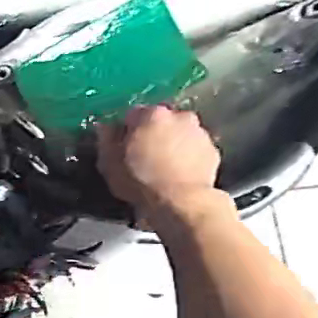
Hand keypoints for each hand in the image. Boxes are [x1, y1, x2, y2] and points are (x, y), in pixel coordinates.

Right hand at [96, 105, 220, 221]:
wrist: (181, 202)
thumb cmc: (141, 182)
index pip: (133, 114)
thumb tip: (104, 128)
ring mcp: (199, 133)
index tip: (122, 146)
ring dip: (170, 144)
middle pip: (160, 121)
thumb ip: (106, 141)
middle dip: (151, 135)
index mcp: (150, 115)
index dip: (125, 131)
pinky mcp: (212, 151)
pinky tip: (176, 175)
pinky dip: (186, 158)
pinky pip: (194, 149)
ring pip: (179, 134)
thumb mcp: (109, 165)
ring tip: (160, 169)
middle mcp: (179, 116)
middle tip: (141, 157)